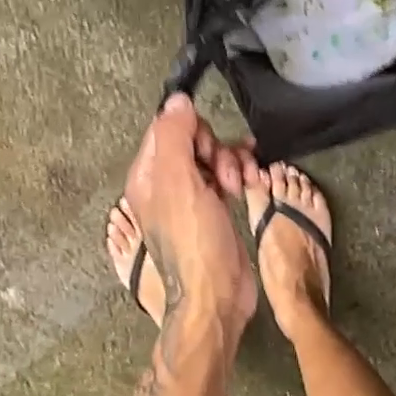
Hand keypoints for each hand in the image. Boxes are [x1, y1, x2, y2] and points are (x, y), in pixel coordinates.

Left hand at [123, 95, 258, 334]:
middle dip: (215, 148)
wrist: (216, 295)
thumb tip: (177, 100)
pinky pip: (224, 176)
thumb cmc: (195, 244)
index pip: (166, 127)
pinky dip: (238, 173)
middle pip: (192, 140)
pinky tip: (248, 183)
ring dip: (231, 161)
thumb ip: (174, 137)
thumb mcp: (179, 184)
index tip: (205, 150)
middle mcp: (164, 185)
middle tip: (223, 175)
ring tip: (239, 183)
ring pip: (212, 157)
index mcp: (147, 176)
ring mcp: (189, 198)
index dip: (191, 130)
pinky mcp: (212, 210)